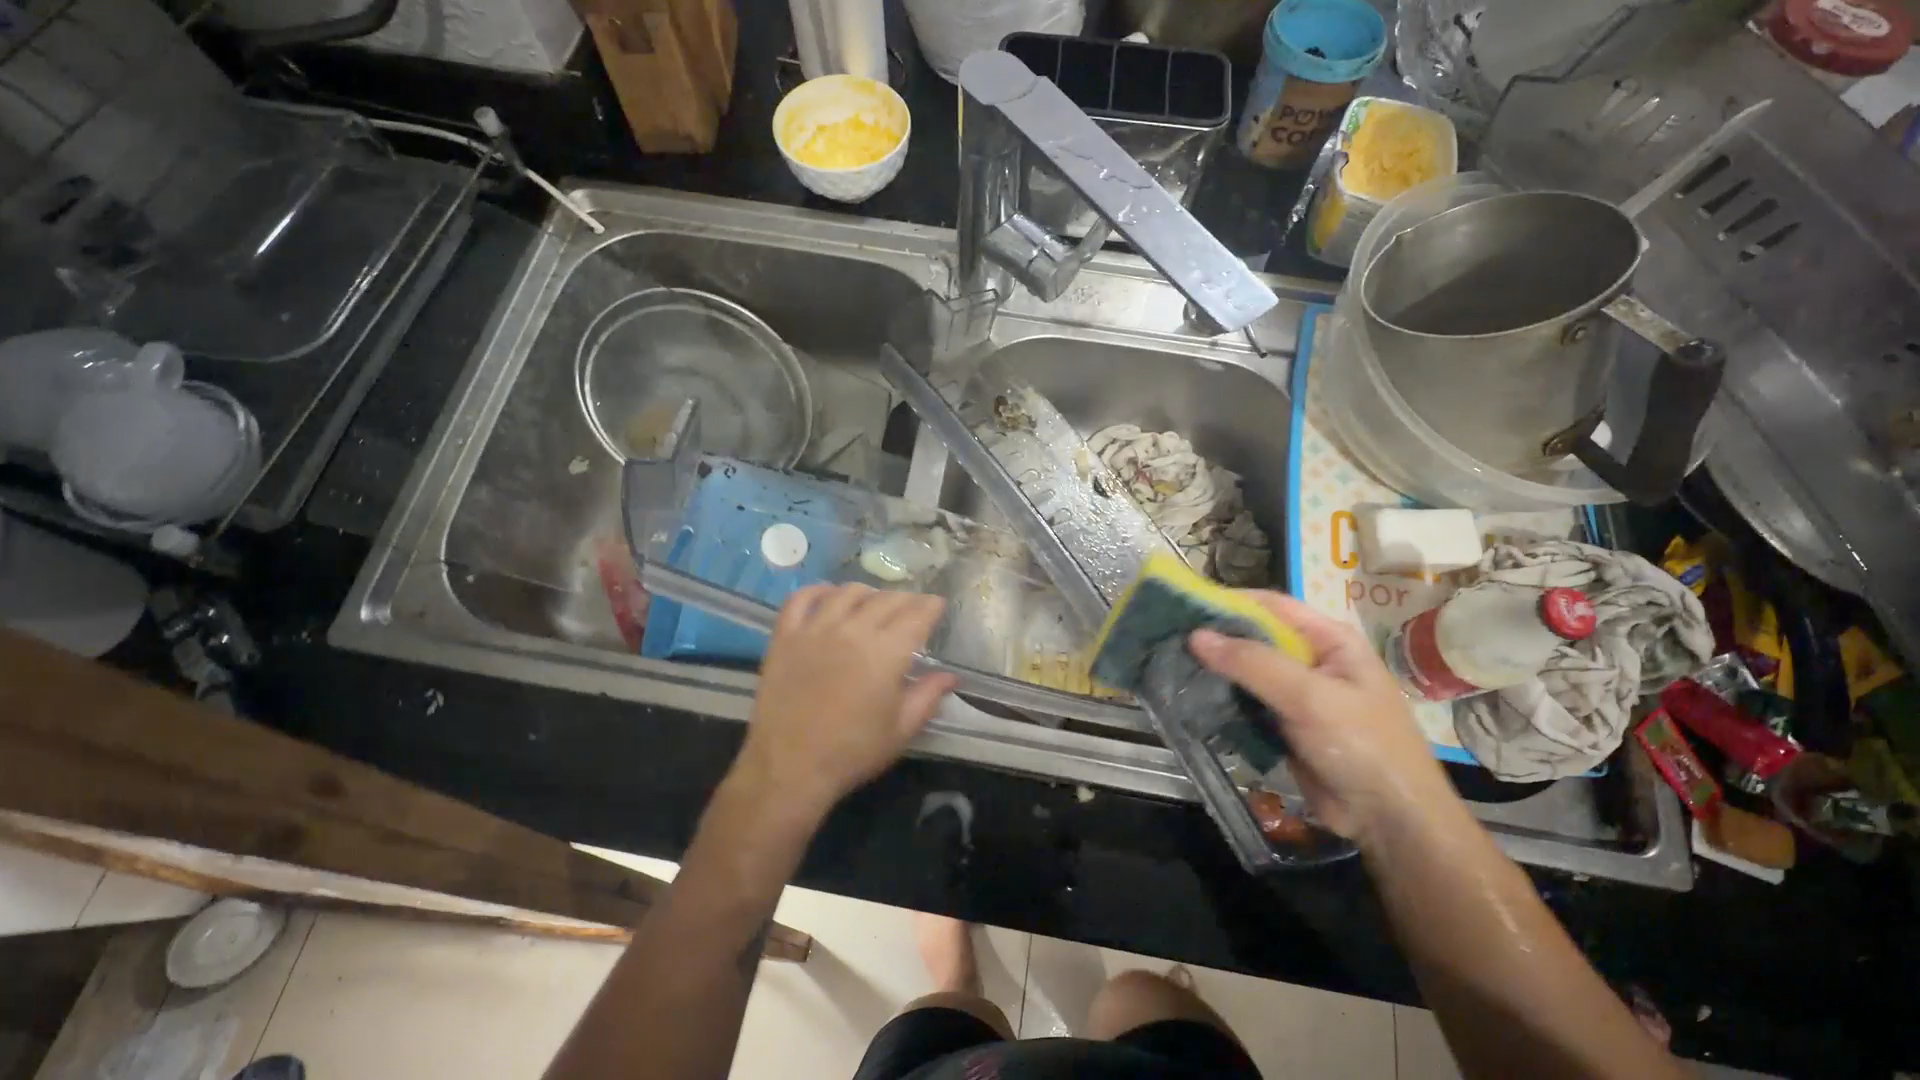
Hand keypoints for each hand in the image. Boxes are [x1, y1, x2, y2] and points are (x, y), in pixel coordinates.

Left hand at [734, 585, 959, 816]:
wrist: (790, 767)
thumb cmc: (853, 752)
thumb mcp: (901, 730)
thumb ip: (927, 696)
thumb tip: (950, 676)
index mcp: (887, 652)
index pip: (917, 614)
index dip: (932, 606)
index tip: (938, 606)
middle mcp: (853, 629)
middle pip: (886, 599)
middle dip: (907, 599)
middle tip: (913, 607)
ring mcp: (815, 629)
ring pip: (848, 592)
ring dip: (868, 593)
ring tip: (874, 602)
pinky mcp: (785, 636)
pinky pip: (802, 598)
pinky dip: (819, 591)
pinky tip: (829, 596)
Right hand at [1188, 592, 1457, 844]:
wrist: (1390, 818)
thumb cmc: (1361, 745)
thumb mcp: (1309, 697)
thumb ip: (1253, 664)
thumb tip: (1196, 635)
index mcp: (1329, 639)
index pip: (1271, 606)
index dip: (1229, 602)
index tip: (1181, 604)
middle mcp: (1312, 660)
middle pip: (1255, 638)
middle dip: (1216, 638)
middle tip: (1165, 638)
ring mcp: (1298, 695)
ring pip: (1247, 673)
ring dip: (1214, 671)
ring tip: (1167, 665)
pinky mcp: (1285, 726)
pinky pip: (1247, 704)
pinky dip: (1221, 700)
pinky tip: (1188, 698)